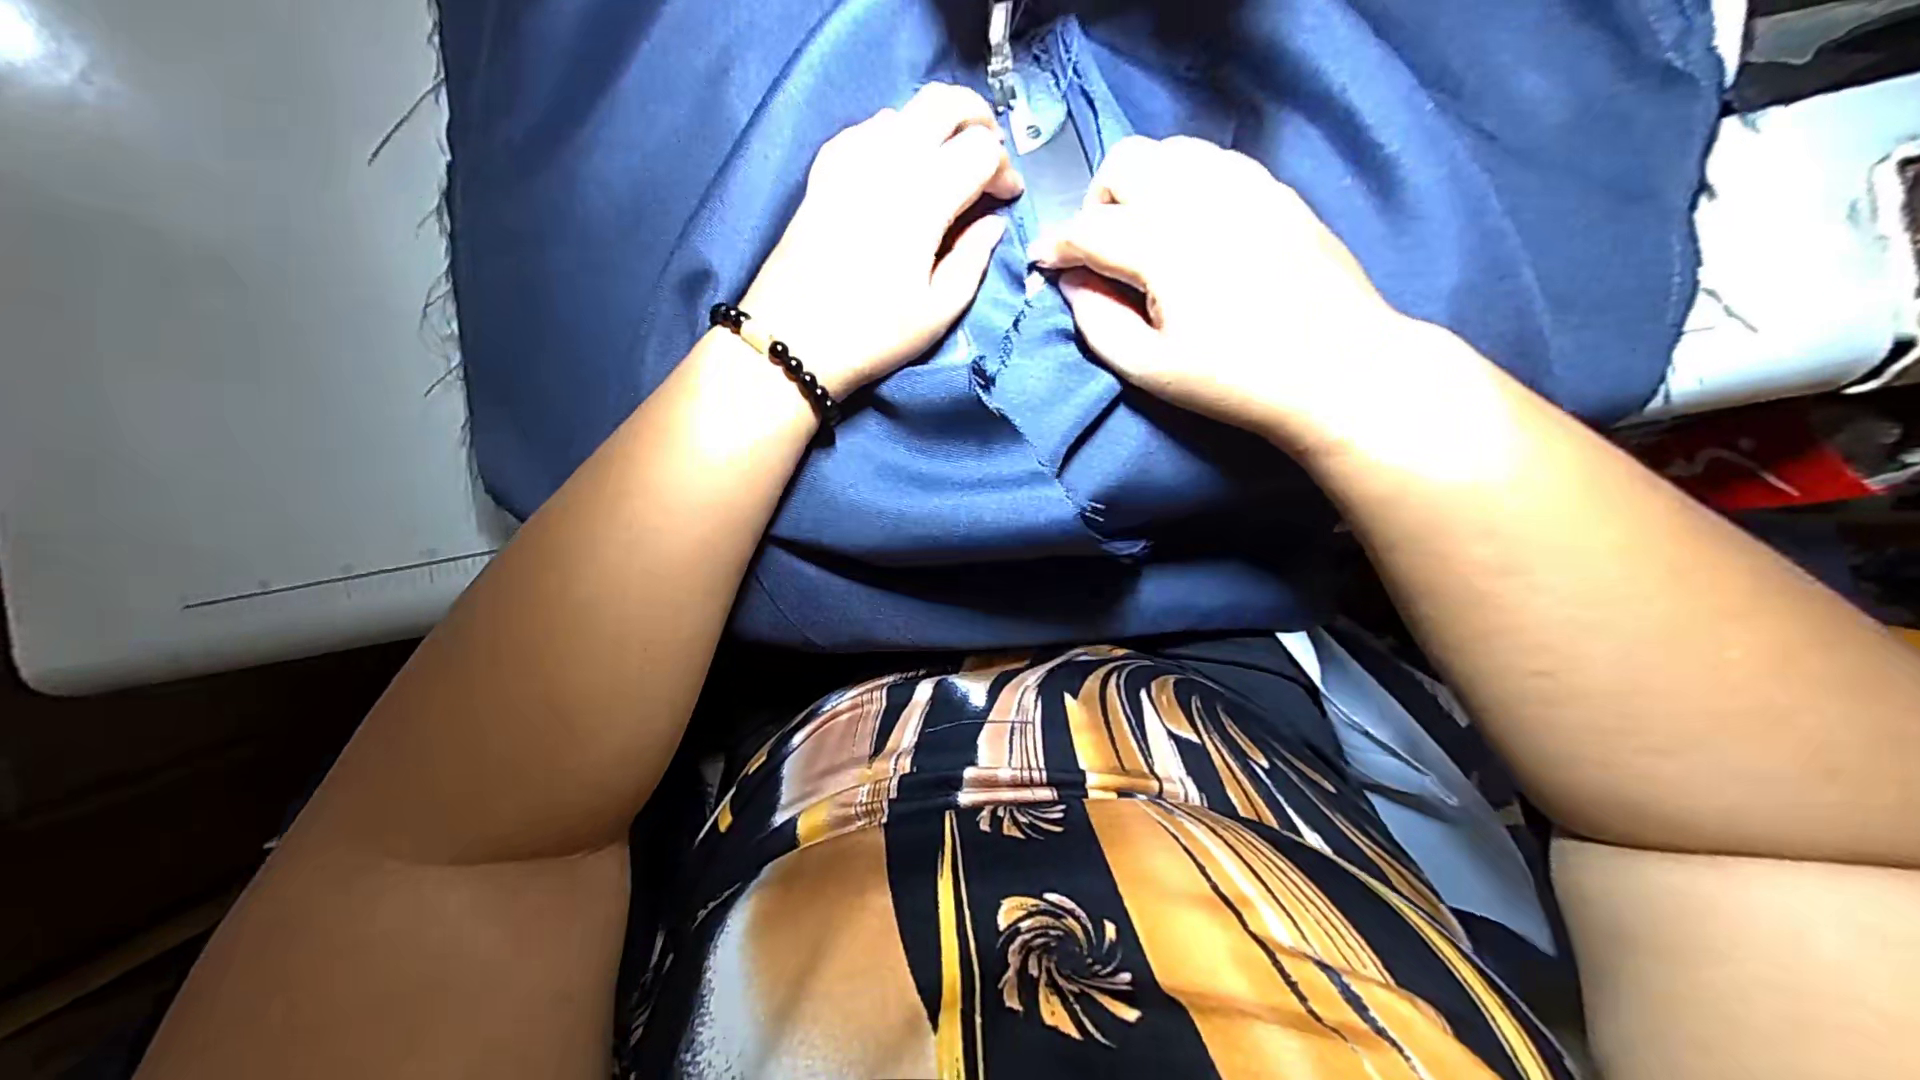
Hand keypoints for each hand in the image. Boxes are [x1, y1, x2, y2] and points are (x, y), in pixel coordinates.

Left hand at [739, 83, 1024, 396]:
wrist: (792, 340)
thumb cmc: (872, 333)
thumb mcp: (938, 311)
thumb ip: (973, 259)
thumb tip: (992, 223)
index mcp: (924, 197)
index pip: (981, 149)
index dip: (1004, 169)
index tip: (1006, 198)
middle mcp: (887, 162)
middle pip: (943, 103)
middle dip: (977, 120)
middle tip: (988, 157)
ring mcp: (850, 161)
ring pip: (904, 110)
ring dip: (936, 125)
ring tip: (947, 165)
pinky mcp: (823, 172)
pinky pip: (865, 128)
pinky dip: (893, 134)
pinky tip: (898, 168)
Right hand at [1028, 135, 1458, 460]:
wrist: (1338, 369)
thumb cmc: (1238, 380)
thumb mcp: (1151, 369)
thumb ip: (1097, 322)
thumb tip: (1071, 282)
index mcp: (1166, 247)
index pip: (1089, 227)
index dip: (1056, 244)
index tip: (1043, 261)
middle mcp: (1201, 198)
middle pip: (1124, 165)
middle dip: (1097, 203)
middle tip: (1100, 250)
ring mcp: (1245, 186)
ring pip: (1169, 151)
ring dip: (1140, 186)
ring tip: (1144, 234)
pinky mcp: (1275, 189)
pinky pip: (1212, 160)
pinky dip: (1183, 182)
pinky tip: (1190, 226)